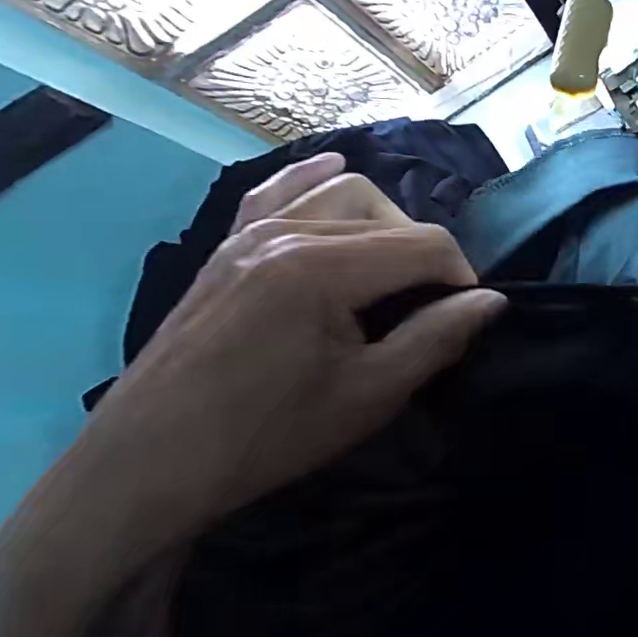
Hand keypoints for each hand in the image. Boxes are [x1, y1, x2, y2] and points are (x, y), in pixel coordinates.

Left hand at [71, 152, 505, 537]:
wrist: (146, 467)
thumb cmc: (264, 438)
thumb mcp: (367, 397)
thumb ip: (436, 338)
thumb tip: (491, 301)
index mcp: (321, 268)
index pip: (424, 244)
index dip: (461, 276)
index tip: (468, 314)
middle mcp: (287, 232)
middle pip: (388, 215)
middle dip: (426, 254)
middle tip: (431, 306)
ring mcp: (250, 232)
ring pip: (342, 194)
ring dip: (383, 223)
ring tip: (391, 270)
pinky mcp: (226, 245)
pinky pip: (276, 191)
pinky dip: (312, 179)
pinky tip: (331, 169)